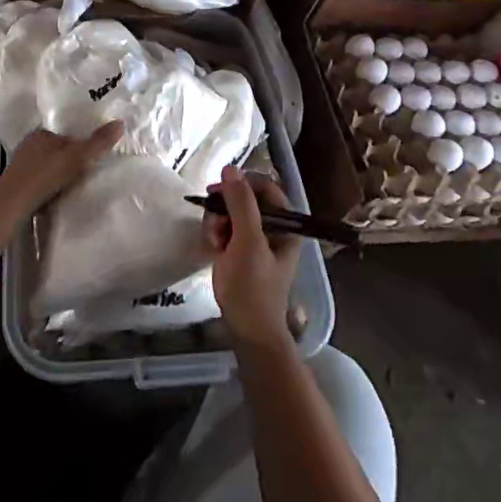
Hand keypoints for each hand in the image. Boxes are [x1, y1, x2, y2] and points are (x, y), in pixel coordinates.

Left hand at [0, 121, 124, 210]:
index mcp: (40, 133)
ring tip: (77, 185)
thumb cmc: (44, 175)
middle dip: (71, 159)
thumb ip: (98, 142)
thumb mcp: (76, 157)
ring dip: (61, 174)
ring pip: (49, 167)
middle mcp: (28, 146)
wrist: (12, 206)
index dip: (81, 142)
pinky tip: (59, 195)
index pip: (66, 133)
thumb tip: (120, 122)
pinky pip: (41, 181)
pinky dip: (51, 186)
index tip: (94, 155)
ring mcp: (21, 166)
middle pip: (58, 150)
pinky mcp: (19, 185)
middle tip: (88, 171)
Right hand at [207, 165, 300, 351]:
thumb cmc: (252, 287)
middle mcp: (275, 230)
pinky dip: (218, 236)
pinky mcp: (242, 255)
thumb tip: (230, 169)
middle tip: (214, 223)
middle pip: (246, 201)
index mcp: (286, 225)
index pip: (266, 188)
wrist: (248, 331)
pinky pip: (228, 232)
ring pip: (233, 216)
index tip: (217, 190)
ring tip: (214, 242)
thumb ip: (240, 204)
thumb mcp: (247, 241)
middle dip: (225, 208)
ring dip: (219, 223)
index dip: (242, 184)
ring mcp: (258, 243)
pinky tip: (214, 250)